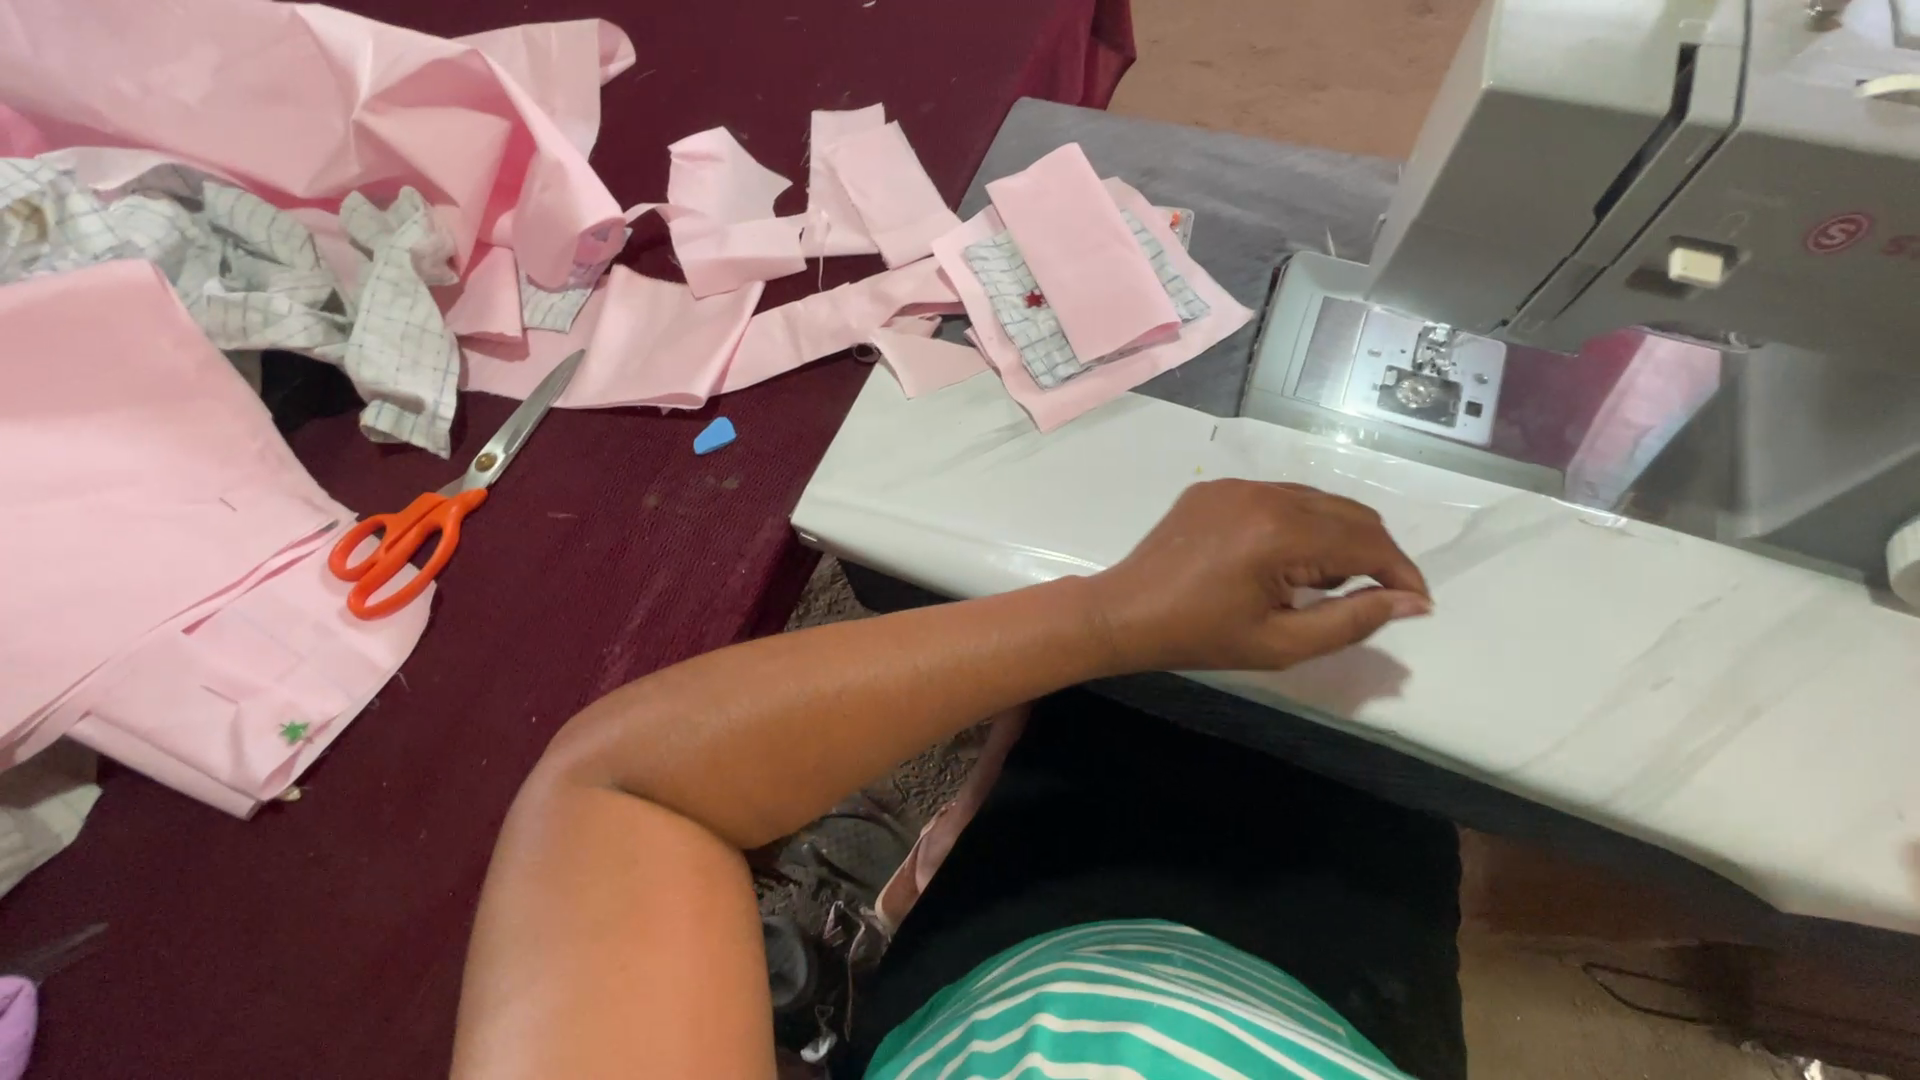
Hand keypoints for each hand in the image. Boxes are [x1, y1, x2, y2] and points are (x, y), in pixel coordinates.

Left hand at [1086, 480, 1430, 672]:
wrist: (1124, 613)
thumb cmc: (1199, 636)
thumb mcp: (1281, 642)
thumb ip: (1353, 621)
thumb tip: (1411, 602)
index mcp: (1281, 532)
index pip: (1368, 543)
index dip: (1401, 574)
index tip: (1416, 603)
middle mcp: (1263, 494)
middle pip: (1349, 513)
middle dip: (1372, 555)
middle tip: (1364, 599)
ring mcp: (1235, 485)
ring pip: (1316, 501)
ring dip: (1335, 537)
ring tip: (1312, 586)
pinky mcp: (1214, 487)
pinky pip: (1277, 497)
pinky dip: (1297, 524)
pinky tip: (1277, 562)